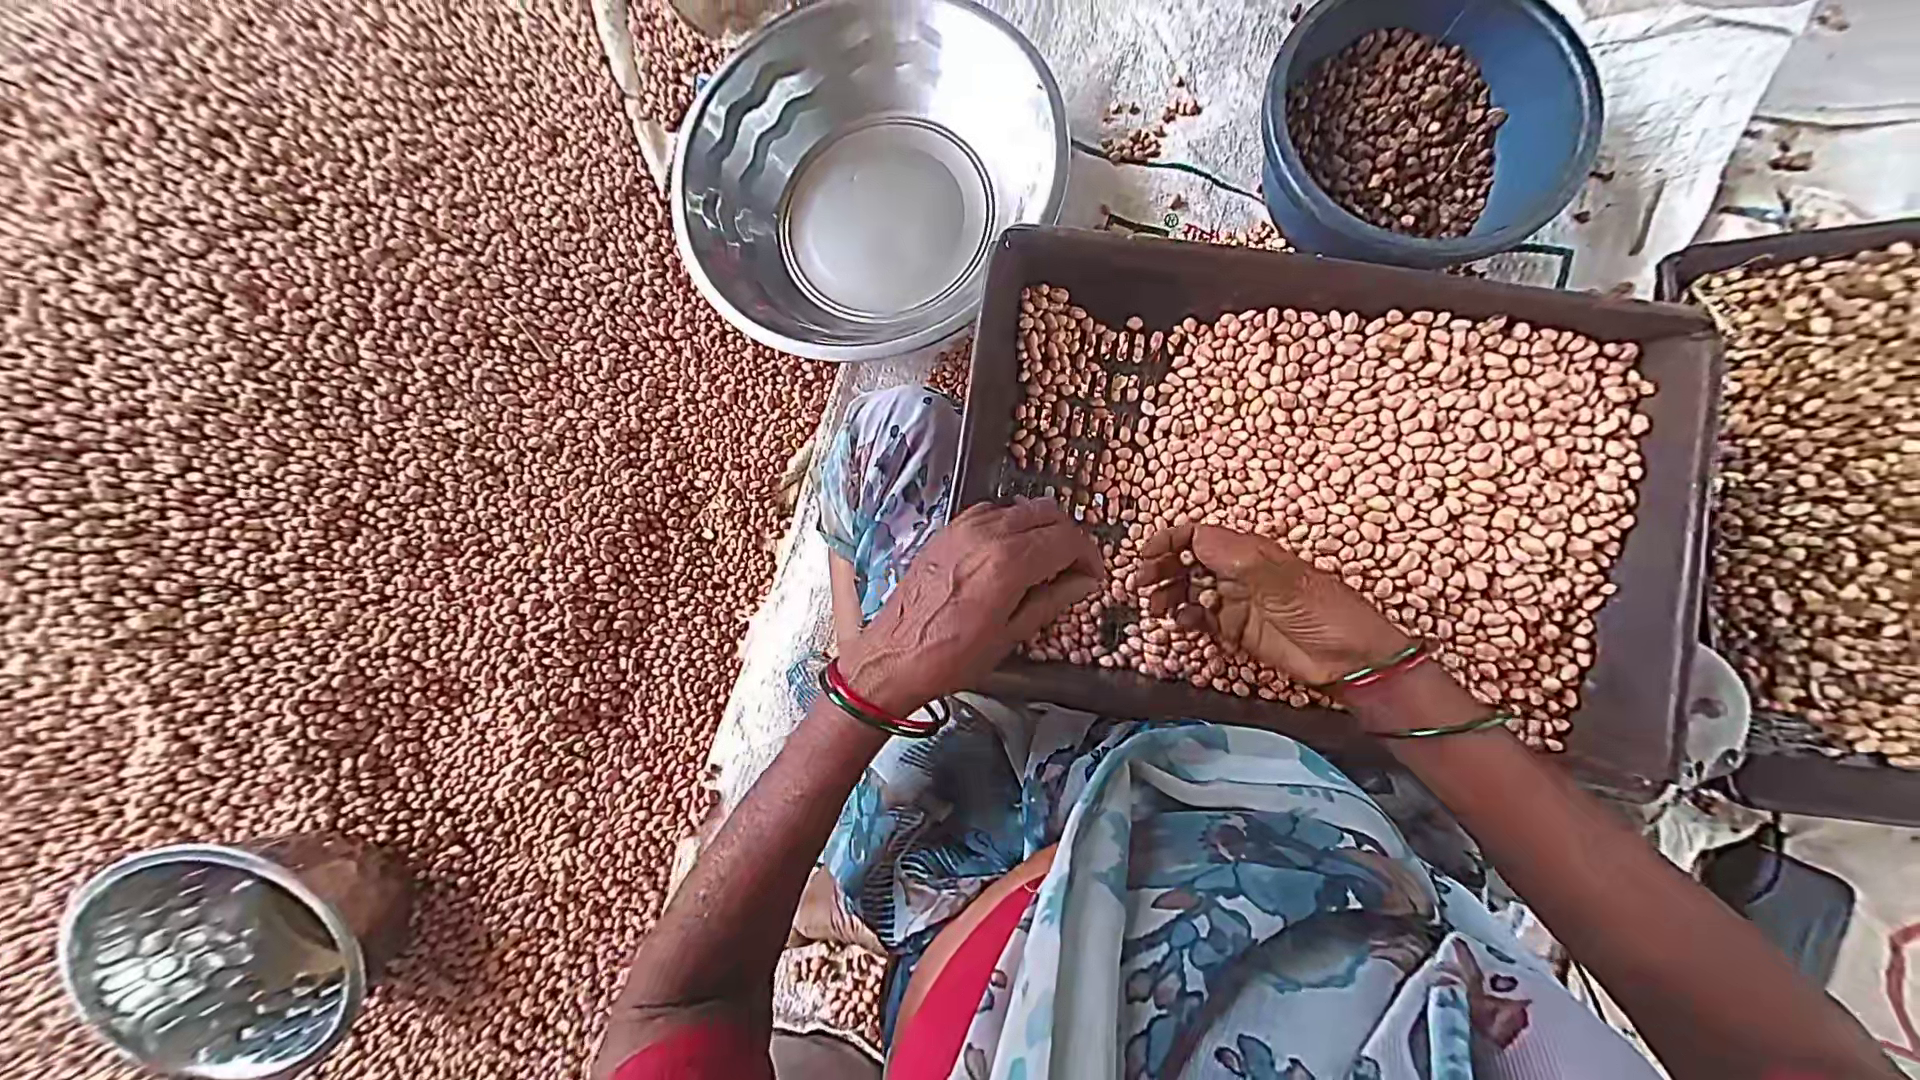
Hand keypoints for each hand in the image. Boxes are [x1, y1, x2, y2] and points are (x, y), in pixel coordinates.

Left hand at [840, 498, 1103, 714]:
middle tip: (1072, 566)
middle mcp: (988, 533)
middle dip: (1068, 536)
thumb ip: (1053, 598)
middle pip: (1048, 512)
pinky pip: (992, 511)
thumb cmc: (952, 655)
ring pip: (1021, 507)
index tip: (1092, 573)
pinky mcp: (948, 529)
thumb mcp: (1012, 634)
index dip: (1088, 555)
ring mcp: (964, 526)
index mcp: (1009, 562)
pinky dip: (1011, 524)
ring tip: (1042, 561)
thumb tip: (1084, 581)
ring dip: (1040, 527)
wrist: (895, 655)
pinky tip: (1008, 552)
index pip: (1067, 538)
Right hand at [1130, 524, 1409, 686]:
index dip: (1168, 542)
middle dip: (1161, 570)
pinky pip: (1200, 618)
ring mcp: (1235, 601)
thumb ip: (1234, 557)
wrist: (1351, 660)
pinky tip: (1182, 625)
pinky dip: (1185, 619)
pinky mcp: (1235, 629)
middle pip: (1186, 562)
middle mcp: (1237, 572)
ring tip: (1157, 609)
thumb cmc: (1322, 611)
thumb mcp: (1278, 578)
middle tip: (1141, 585)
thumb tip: (1193, 539)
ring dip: (1168, 596)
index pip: (1197, 536)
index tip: (1145, 556)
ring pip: (1188, 590)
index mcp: (1247, 551)